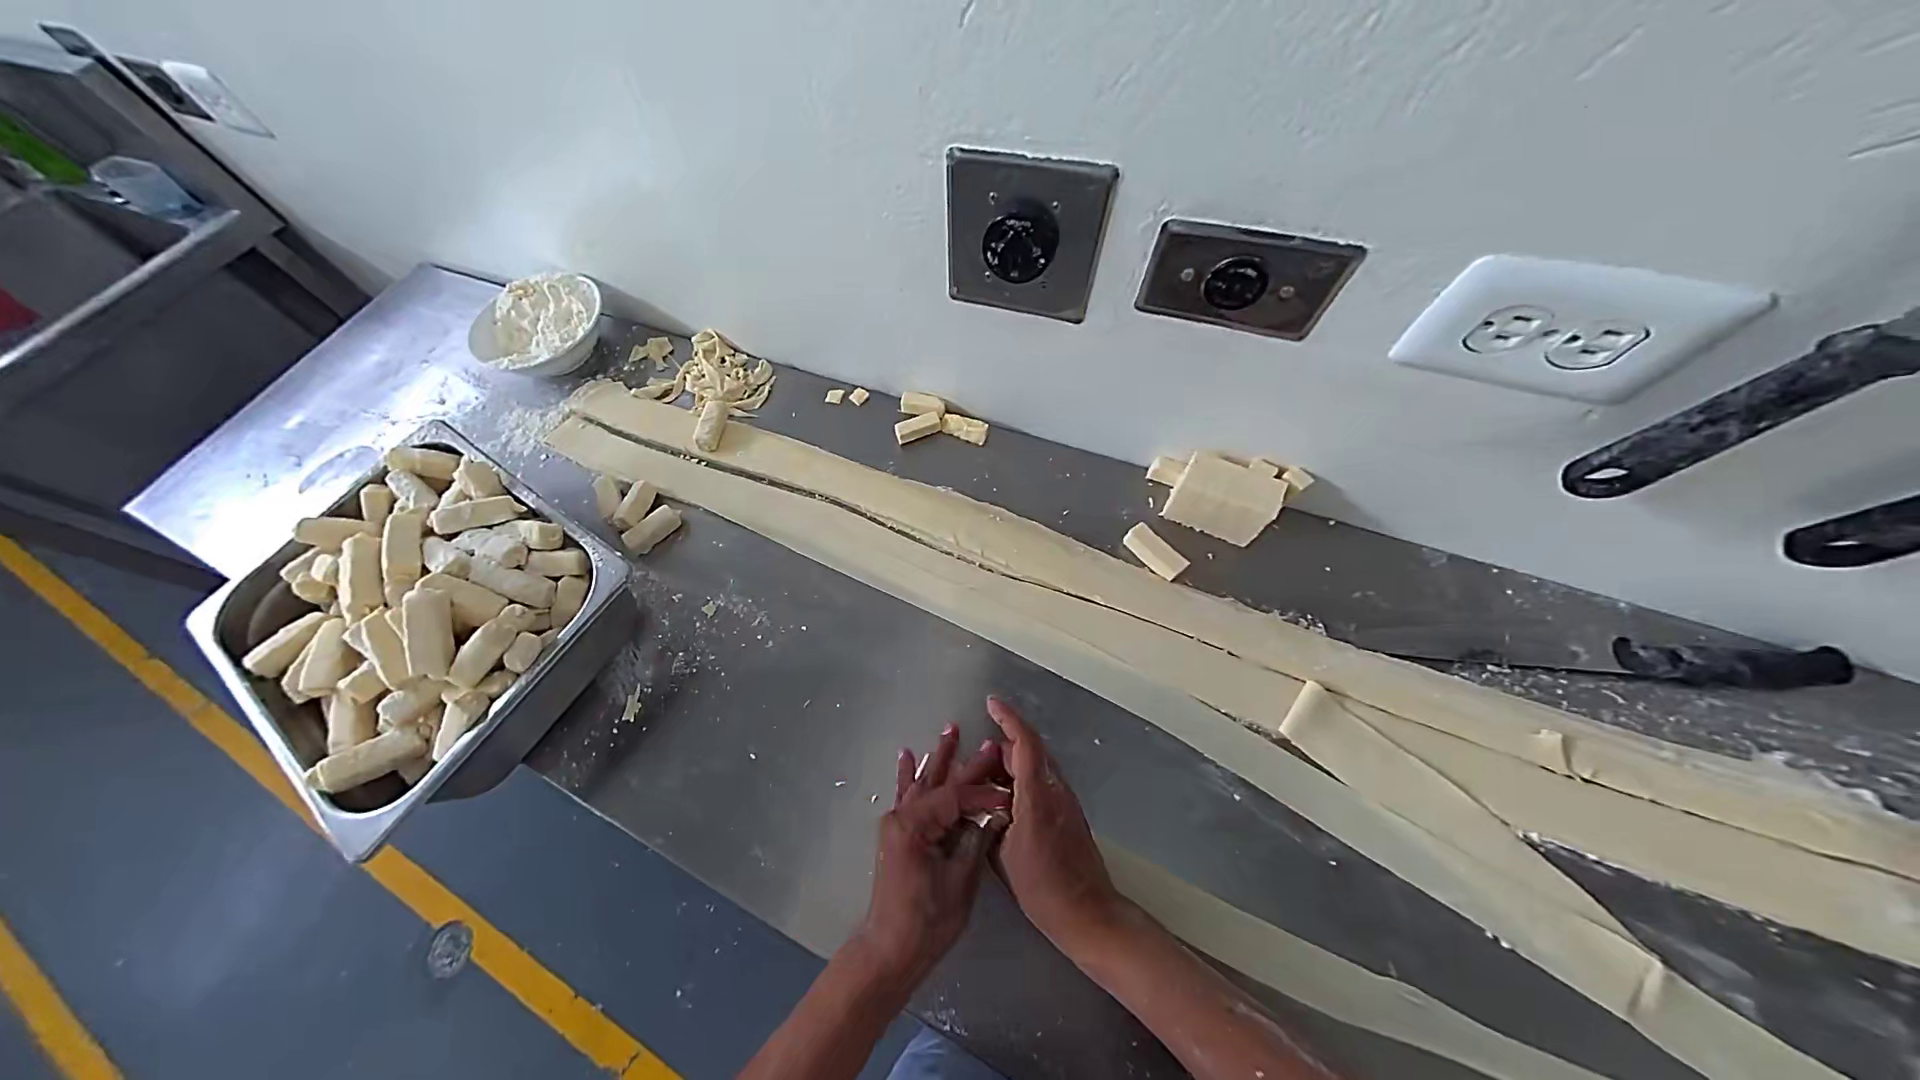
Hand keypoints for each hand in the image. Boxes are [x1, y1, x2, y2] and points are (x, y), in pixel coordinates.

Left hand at [851, 724, 1011, 988]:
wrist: (890, 949)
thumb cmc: (927, 920)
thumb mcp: (960, 881)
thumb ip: (976, 841)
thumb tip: (996, 813)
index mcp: (916, 825)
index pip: (957, 796)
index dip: (986, 793)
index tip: (1011, 792)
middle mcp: (902, 816)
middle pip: (941, 783)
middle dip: (965, 762)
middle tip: (988, 742)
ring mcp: (897, 823)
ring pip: (923, 783)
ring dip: (939, 758)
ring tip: (950, 730)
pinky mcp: (897, 833)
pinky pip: (905, 796)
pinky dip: (909, 775)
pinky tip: (907, 755)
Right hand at [985, 697, 1124, 952]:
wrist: (1088, 913)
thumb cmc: (1043, 889)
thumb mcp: (1004, 855)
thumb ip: (993, 819)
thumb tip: (982, 801)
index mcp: (1038, 795)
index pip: (1024, 743)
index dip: (1008, 718)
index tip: (991, 703)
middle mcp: (1056, 790)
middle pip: (1028, 753)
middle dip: (1000, 748)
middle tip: (972, 760)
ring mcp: (1065, 801)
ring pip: (1035, 768)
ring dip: (1010, 766)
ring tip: (982, 780)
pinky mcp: (1069, 814)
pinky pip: (1041, 784)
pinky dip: (1020, 782)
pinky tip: (1003, 800)